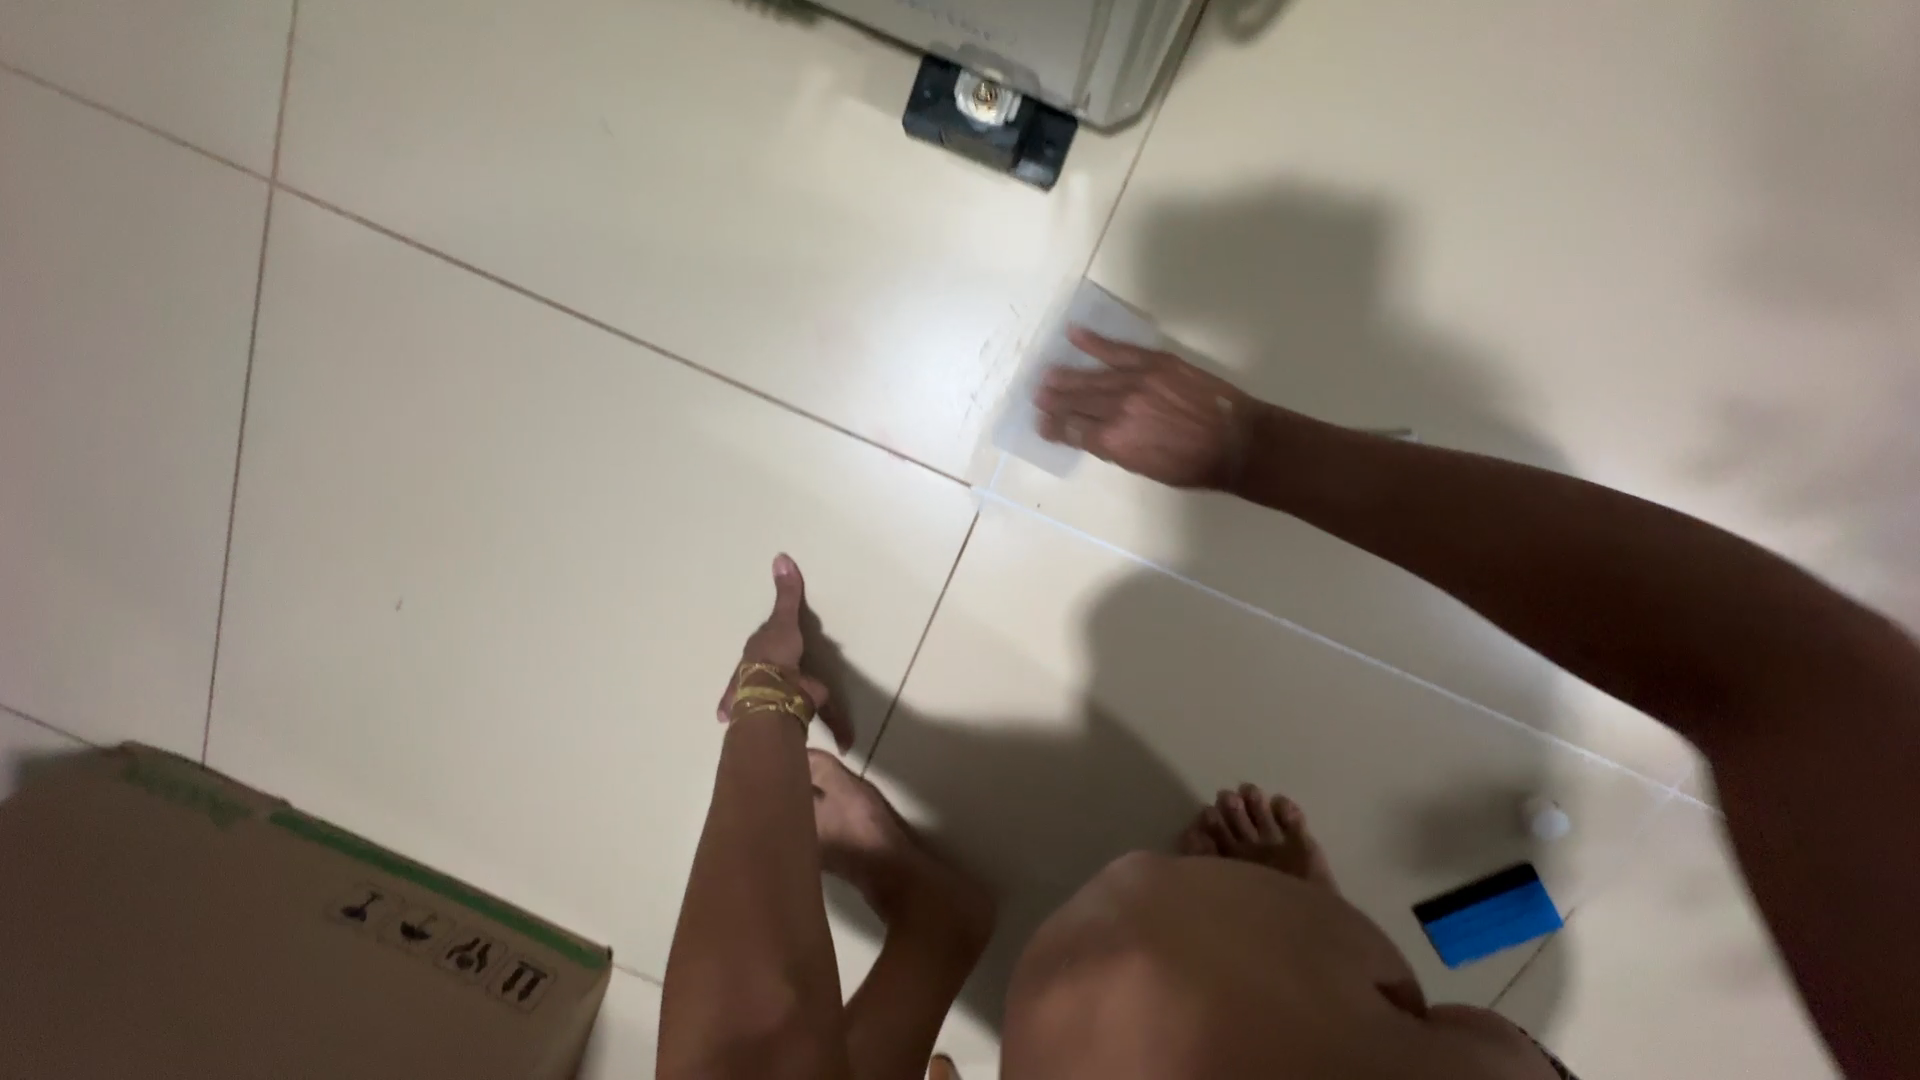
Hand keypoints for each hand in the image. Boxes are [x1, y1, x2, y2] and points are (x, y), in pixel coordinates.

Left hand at [716, 554, 852, 750]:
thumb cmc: (774, 654)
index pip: (754, 660)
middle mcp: (767, 683)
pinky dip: (839, 729)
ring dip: (801, 715)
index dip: (749, 669)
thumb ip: (787, 595)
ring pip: (794, 708)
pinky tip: (846, 744)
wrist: (775, 690)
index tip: (743, 681)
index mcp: (757, 660)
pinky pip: (826, 720)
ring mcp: (784, 700)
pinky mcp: (806, 712)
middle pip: (771, 688)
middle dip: (771, 696)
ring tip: (810, 720)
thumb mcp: (782, 620)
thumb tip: (781, 557)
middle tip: (778, 697)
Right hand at [1035, 327, 1262, 489]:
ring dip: (1065, 376)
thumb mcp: (1144, 468)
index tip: (1042, 425)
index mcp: (1113, 440)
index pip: (1072, 430)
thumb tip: (1095, 436)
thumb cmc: (1191, 467)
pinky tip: (1074, 334)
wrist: (1236, 442)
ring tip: (1046, 375)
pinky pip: (1118, 350)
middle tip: (1037, 397)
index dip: (1054, 428)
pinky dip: (1094, 342)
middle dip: (1054, 401)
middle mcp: (1117, 409)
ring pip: (1090, 377)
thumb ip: (1115, 449)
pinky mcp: (1154, 362)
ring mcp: (1135, 381)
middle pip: (1076, 402)